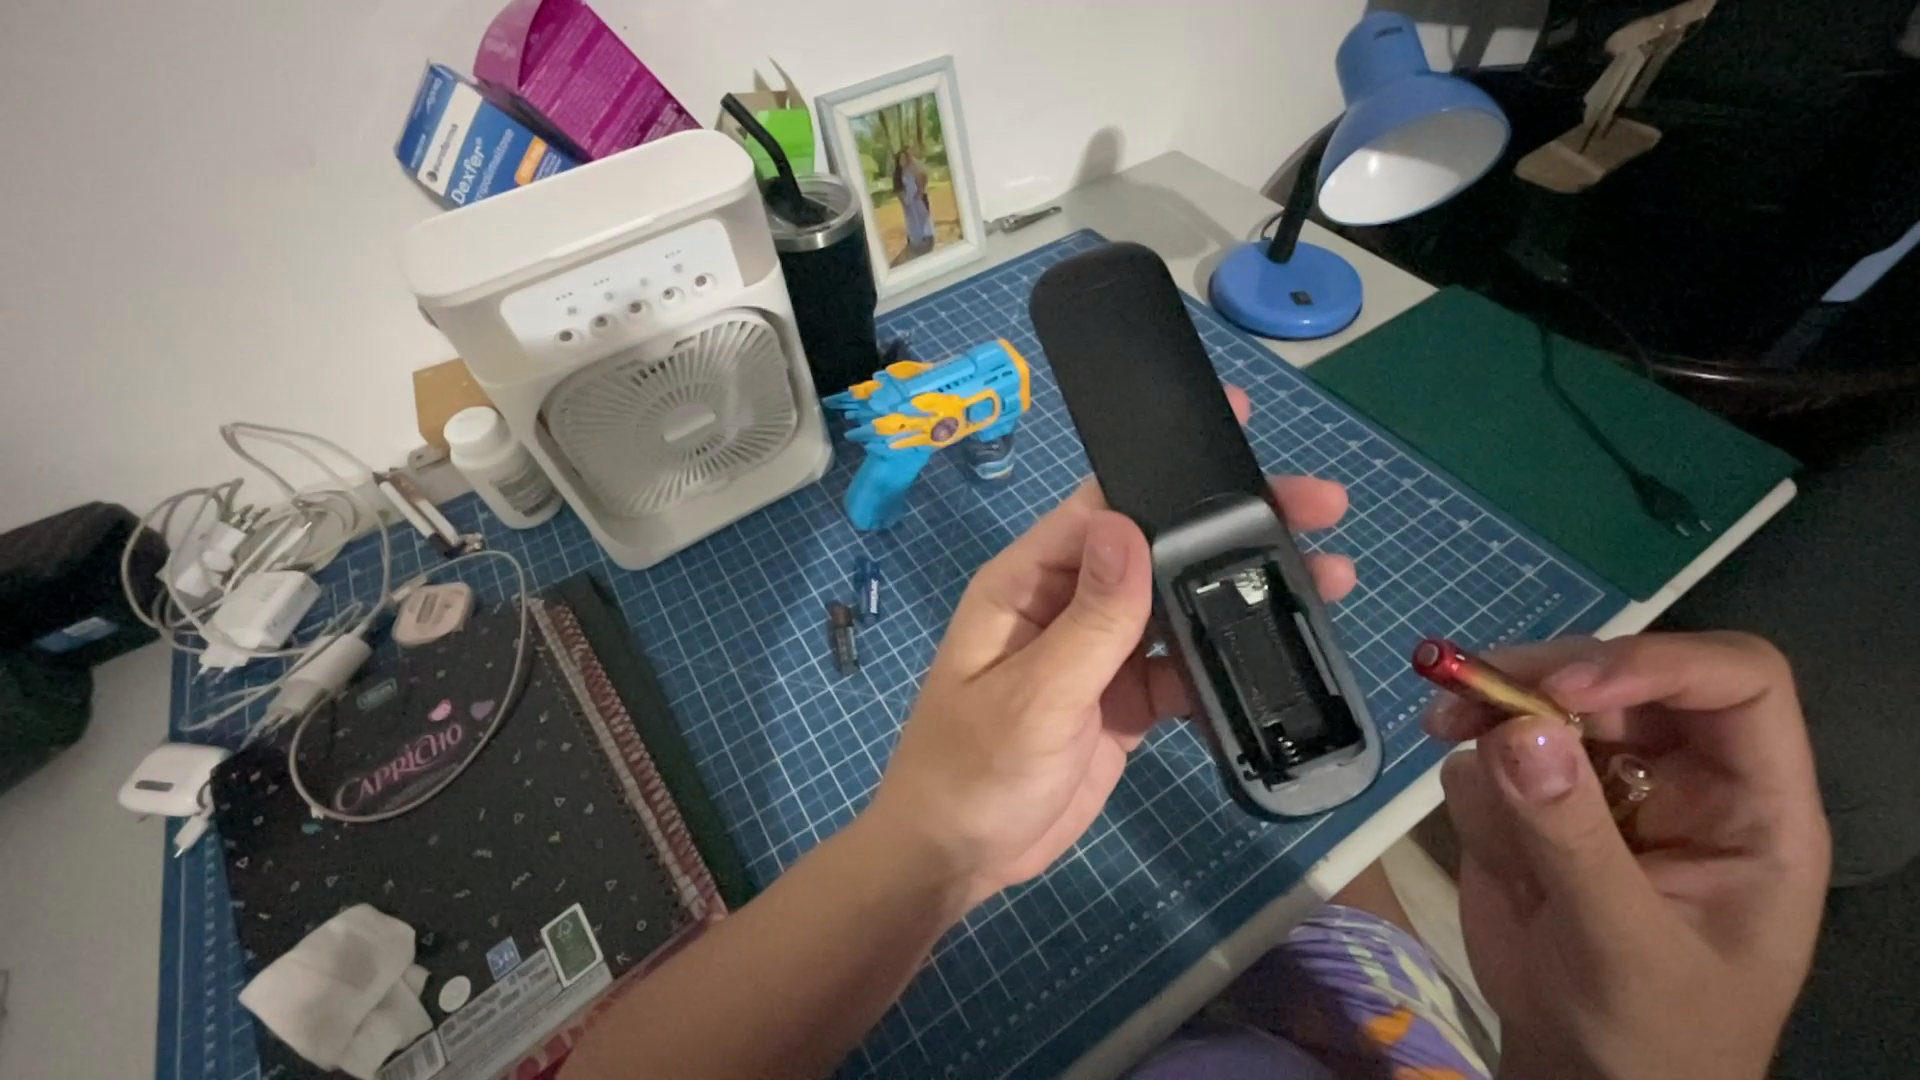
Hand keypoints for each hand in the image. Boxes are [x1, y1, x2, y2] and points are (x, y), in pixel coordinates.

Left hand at [870, 386, 1354, 907]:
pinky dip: (1224, 665)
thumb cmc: (971, 772)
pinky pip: (1180, 668)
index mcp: (1029, 582)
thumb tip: (1127, 526)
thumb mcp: (1030, 695)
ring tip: (1325, 578)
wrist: (960, 857)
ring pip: (1177, 607)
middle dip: (1228, 529)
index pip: (1101, 509)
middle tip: (1317, 507)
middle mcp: (1067, 603)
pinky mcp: (1123, 697)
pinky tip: (1279, 658)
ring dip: (1240, 594)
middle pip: (1154, 550)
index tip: (1237, 440)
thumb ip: (1087, 619)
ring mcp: (1099, 651)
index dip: (1164, 472)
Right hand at [1425, 633, 1830, 1079]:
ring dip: (1482, 717)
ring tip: (1442, 736)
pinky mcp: (1528, 797)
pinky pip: (1487, 753)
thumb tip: (1515, 734)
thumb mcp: (1623, 948)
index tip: (1559, 693)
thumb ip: (1574, 841)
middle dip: (1531, 679)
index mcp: (1748, 802)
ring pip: (1535, 703)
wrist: (1576, 1064)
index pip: (1732, 683)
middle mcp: (1672, 773)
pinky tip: (1485, 844)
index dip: (1650, 666)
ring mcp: (1594, 781)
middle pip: (1610, 674)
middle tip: (1457, 699)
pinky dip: (1469, 781)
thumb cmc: (1648, 1029)